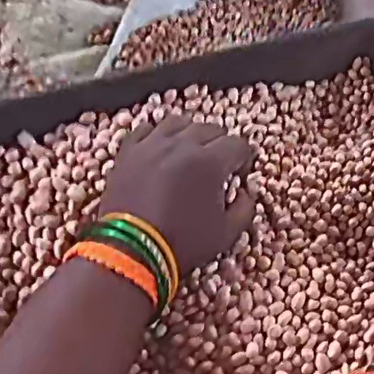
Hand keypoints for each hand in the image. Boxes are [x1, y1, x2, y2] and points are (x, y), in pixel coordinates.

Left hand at [97, 114, 256, 273]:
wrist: (131, 251)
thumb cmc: (183, 243)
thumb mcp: (227, 234)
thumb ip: (245, 208)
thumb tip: (244, 192)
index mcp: (211, 162)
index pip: (238, 144)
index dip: (244, 159)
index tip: (239, 175)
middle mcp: (182, 145)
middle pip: (211, 129)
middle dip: (220, 145)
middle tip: (218, 166)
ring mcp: (152, 144)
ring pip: (178, 123)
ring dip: (190, 134)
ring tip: (190, 153)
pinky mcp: (128, 152)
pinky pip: (146, 130)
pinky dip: (158, 136)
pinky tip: (161, 150)